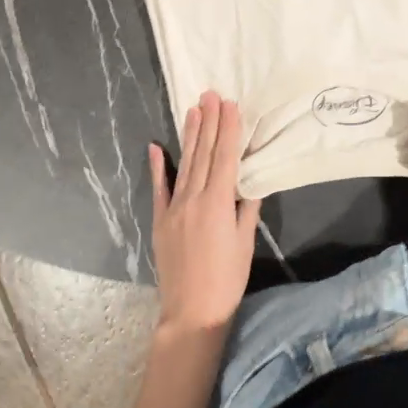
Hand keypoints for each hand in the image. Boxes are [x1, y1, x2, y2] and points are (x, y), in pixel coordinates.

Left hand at [148, 92, 261, 334]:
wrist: (192, 313)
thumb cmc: (227, 280)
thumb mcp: (244, 243)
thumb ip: (246, 208)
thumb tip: (251, 179)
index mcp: (217, 202)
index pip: (225, 157)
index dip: (228, 129)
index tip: (229, 104)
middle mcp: (193, 198)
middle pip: (203, 153)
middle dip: (208, 122)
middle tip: (209, 94)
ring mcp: (173, 207)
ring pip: (184, 164)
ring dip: (190, 135)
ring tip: (193, 109)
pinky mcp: (160, 220)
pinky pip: (159, 188)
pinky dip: (157, 166)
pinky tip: (156, 146)